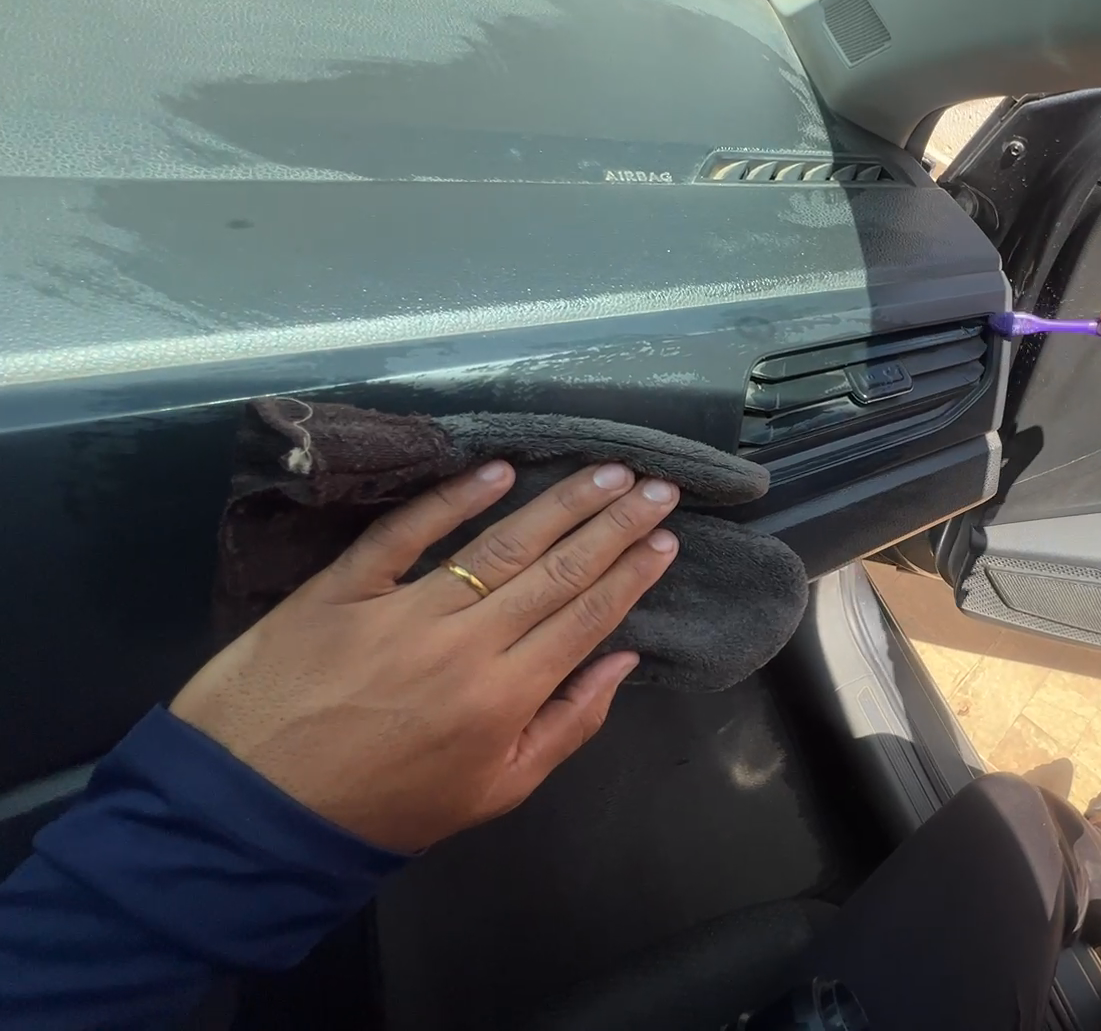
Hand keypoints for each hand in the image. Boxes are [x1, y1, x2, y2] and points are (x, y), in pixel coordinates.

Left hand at [171, 461, 680, 850]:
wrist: (242, 821)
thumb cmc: (391, 807)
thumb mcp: (500, 789)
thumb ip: (571, 724)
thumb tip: (624, 659)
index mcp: (507, 694)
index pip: (589, 614)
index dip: (635, 572)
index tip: (667, 538)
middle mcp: (466, 644)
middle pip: (560, 569)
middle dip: (618, 524)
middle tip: (659, 489)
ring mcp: (401, 612)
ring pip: (501, 545)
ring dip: (563, 503)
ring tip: (609, 472)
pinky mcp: (339, 593)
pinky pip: (402, 536)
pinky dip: (451, 500)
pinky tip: (498, 470)